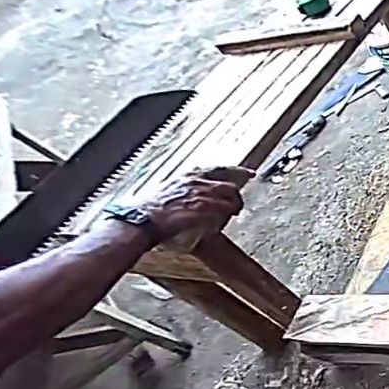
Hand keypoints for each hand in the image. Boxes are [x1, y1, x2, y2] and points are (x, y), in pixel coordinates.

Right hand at [131, 167, 250, 240]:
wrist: (139, 219)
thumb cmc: (148, 210)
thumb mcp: (165, 192)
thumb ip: (183, 190)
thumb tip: (195, 195)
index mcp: (184, 177)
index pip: (216, 169)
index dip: (235, 170)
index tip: (248, 172)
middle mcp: (194, 181)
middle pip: (229, 184)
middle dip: (237, 194)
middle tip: (239, 202)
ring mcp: (200, 192)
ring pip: (232, 193)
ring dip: (235, 204)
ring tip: (233, 211)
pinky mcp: (204, 205)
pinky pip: (228, 206)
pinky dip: (231, 210)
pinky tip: (230, 215)